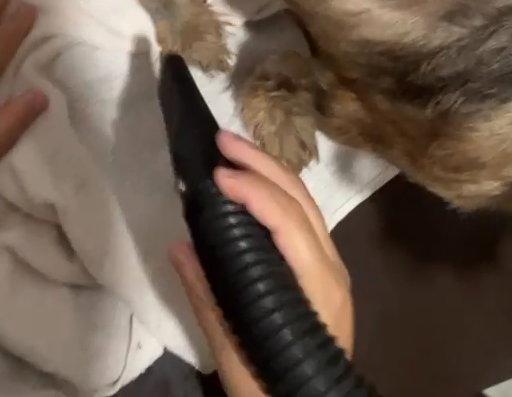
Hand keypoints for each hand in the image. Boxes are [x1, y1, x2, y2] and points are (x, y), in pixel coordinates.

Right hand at [170, 131, 353, 396]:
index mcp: (318, 286)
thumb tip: (179, 246)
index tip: (217, 174)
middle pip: (299, 198)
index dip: (254, 190)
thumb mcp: (236, 354)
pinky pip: (302, 214)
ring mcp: (332, 264)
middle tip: (221, 139)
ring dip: (268, 168)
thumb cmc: (275, 388)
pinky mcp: (324, 268)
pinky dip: (275, 188)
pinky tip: (251, 182)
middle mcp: (332, 266)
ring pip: (304, 200)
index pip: (288, 221)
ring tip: (232, 148)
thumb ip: (209, 298)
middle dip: (260, 162)